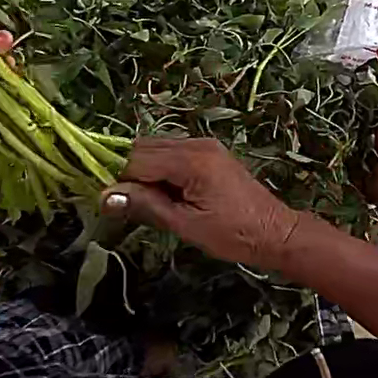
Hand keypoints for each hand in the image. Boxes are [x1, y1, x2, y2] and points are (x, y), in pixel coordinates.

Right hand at [101, 139, 325, 272]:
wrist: (274, 231)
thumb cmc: (232, 234)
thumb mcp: (184, 225)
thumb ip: (144, 205)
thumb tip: (103, 196)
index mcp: (192, 160)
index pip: (137, 159)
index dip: (118, 180)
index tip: (110, 204)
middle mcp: (198, 143)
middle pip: (144, 147)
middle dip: (130, 173)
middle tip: (129, 205)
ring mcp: (206, 145)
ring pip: (157, 148)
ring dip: (145, 171)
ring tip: (150, 202)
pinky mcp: (210, 152)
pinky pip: (173, 152)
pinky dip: (162, 168)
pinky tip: (167, 193)